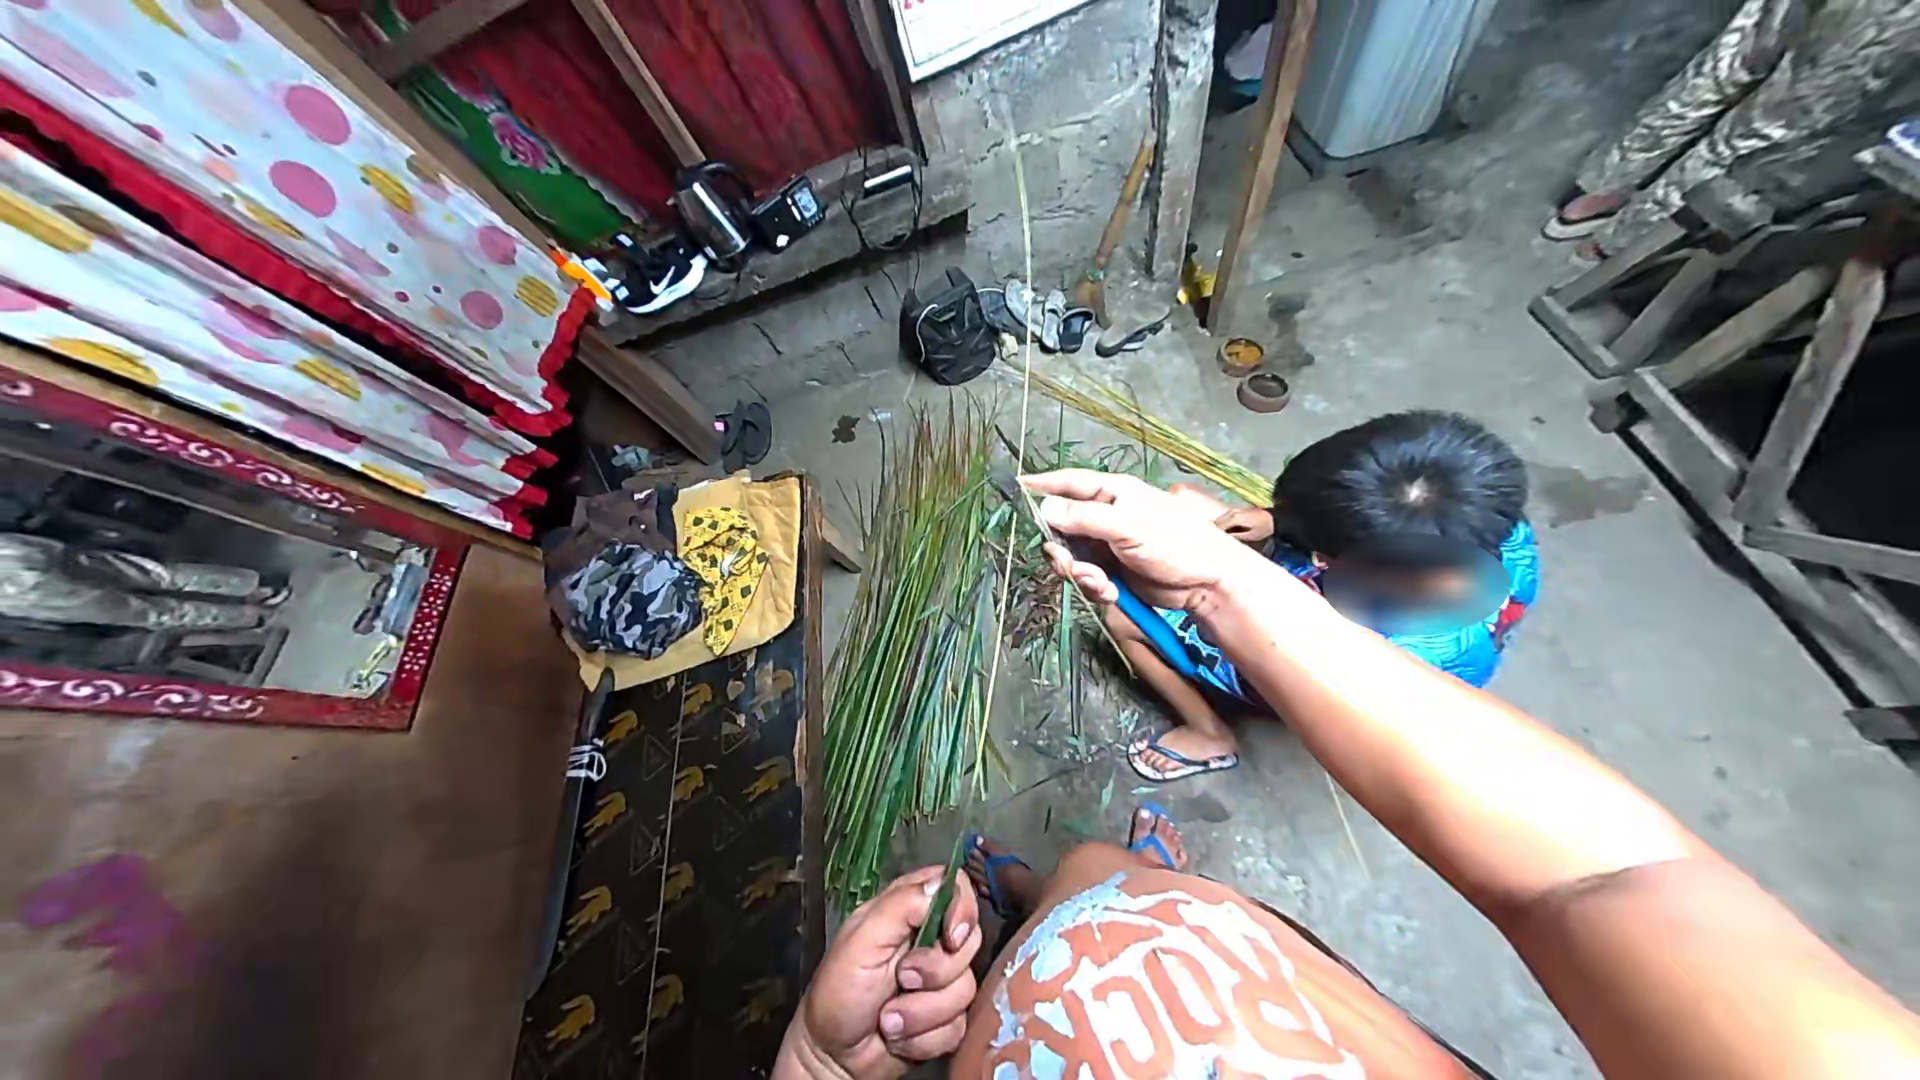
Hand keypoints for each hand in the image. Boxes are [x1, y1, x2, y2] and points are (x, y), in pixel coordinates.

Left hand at [776, 866, 981, 1079]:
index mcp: (911, 907)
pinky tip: (899, 1037)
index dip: (963, 908)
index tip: (951, 938)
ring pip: (964, 988)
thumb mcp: (862, 939)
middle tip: (902, 979)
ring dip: (922, 1011)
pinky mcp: (946, 1017)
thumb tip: (941, 884)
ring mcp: (940, 978)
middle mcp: (931, 937)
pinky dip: (925, 1037)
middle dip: (936, 971)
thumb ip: (901, 905)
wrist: (832, 1056)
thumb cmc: (839, 989)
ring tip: (888, 1018)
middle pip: (969, 939)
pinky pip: (957, 1025)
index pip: (956, 886)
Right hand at [1023, 469, 1269, 613]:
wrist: (1205, 582)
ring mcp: (1107, 544)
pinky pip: (1086, 577)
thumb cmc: (1174, 542)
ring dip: (1079, 573)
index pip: (1069, 482)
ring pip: (1072, 556)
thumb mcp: (1127, 525)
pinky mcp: (1111, 571)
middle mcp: (1105, 515)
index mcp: (1111, 493)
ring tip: (1100, 582)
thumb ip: (1084, 517)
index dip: (1042, 484)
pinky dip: (1094, 587)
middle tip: (1067, 563)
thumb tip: (1045, 507)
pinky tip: (1111, 592)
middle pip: (1062, 527)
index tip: (1016, 486)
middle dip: (1062, 548)